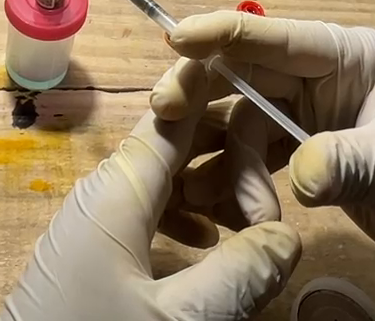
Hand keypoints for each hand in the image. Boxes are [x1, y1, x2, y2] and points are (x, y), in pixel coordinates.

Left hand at [0, 81, 301, 320]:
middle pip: (168, 147)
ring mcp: (90, 221)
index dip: (211, 94)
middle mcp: (101, 191)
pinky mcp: (86, 252)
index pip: (172, 117)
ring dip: (202, 190)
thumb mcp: (179, 319)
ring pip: (156, 183)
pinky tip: (205, 247)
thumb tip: (288, 236)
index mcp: (118, 188)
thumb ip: (238, 274)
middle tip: (270, 174)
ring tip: (247, 216)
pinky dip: (179, 218)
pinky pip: (140, 215)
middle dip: (219, 153)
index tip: (251, 77)